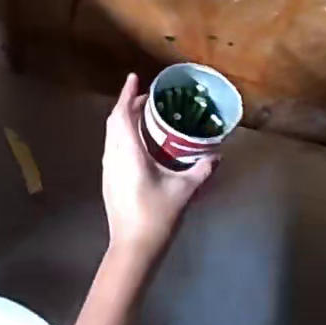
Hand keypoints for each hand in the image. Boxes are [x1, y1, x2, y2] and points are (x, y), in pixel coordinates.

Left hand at [101, 73, 215, 266]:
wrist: (132, 246)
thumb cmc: (157, 215)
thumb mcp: (184, 190)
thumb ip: (201, 169)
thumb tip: (216, 154)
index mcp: (128, 153)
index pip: (123, 115)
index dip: (127, 95)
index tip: (134, 78)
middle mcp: (113, 156)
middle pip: (115, 122)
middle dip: (128, 105)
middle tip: (147, 96)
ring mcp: (108, 168)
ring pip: (111, 135)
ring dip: (124, 120)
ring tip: (143, 114)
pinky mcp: (109, 179)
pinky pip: (113, 147)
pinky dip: (123, 135)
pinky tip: (138, 141)